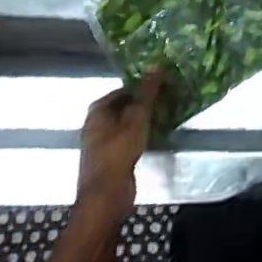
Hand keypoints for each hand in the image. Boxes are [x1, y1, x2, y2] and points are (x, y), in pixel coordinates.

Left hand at [74, 70, 162, 228]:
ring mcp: (101, 143)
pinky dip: (140, 133)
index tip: (162, 84)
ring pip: (126, 123)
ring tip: (165, 113)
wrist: (106, 196)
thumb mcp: (137, 117)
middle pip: (123, 106)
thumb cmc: (119, 151)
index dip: (142, 85)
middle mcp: (95, 125)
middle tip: (166, 97)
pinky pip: (127, 138)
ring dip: (143, 118)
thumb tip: (157, 65)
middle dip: (143, 101)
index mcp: (97, 111)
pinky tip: (155, 134)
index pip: (123, 89)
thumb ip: (147, 92)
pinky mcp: (110, 158)